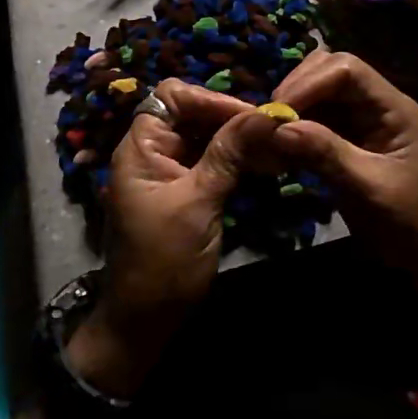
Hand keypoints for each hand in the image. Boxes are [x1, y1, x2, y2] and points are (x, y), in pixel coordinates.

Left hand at [69, 80, 269, 395]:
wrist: (144, 321)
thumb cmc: (164, 262)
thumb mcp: (198, 203)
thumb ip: (229, 154)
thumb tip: (266, 113)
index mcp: (141, 147)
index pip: (173, 96)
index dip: (212, 100)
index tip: (252, 118)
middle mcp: (152, 152)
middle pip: (192, 113)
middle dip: (233, 119)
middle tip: (274, 134)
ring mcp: (167, 172)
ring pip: (205, 138)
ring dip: (239, 140)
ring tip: (277, 150)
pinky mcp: (184, 191)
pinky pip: (211, 162)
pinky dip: (236, 161)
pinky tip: (265, 166)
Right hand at [268, 51, 417, 282]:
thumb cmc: (413, 225)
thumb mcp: (370, 191)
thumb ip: (328, 155)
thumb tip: (279, 128)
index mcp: (394, 109)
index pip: (347, 71)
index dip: (309, 83)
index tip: (279, 111)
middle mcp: (376, 107)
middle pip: (330, 71)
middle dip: (297, 89)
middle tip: (270, 120)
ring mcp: (360, 123)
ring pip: (318, 94)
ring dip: (292, 108)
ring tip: (270, 133)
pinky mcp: (346, 142)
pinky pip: (314, 121)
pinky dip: (293, 129)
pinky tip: (277, 147)